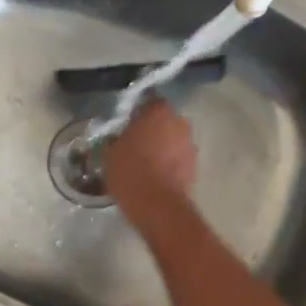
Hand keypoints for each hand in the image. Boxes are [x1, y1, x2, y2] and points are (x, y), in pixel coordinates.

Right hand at [104, 100, 196, 220]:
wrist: (157, 205)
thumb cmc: (130, 172)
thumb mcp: (110, 153)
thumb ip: (117, 138)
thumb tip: (119, 137)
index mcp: (158, 112)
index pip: (149, 101)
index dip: (138, 113)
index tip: (128, 124)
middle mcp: (180, 122)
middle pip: (165, 121)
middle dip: (153, 129)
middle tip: (136, 143)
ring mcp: (191, 144)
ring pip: (174, 140)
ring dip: (164, 147)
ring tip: (147, 163)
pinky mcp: (195, 165)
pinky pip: (179, 158)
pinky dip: (171, 163)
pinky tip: (157, 176)